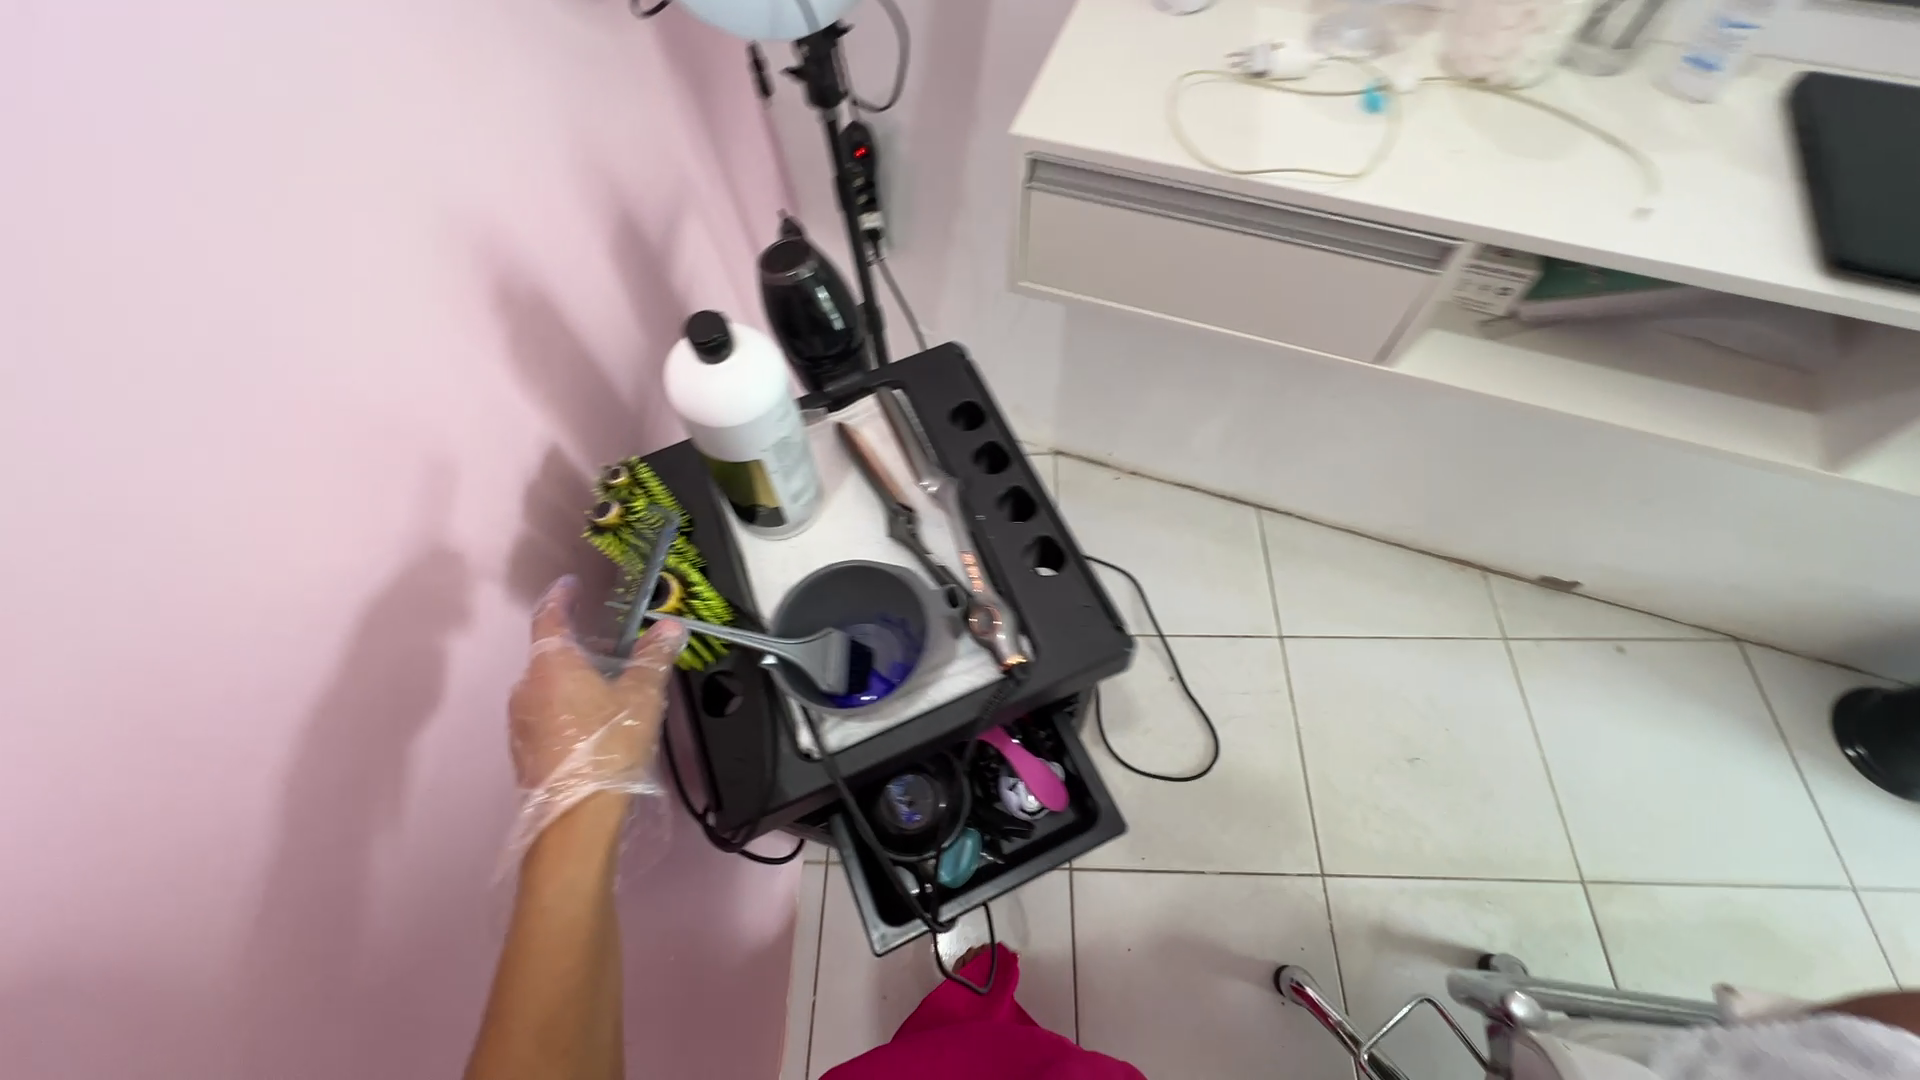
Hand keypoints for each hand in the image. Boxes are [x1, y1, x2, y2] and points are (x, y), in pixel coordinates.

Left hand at [508, 575, 684, 797]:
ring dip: (574, 676)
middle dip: (581, 645)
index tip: (573, 584)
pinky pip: (545, 709)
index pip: (549, 616)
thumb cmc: (608, 746)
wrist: (574, 818)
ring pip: (548, 683)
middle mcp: (527, 686)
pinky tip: (594, 720)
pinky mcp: (523, 746)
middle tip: (615, 647)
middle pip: (550, 652)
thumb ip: (653, 658)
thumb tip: (670, 624)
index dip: (561, 596)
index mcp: (552, 666)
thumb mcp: (641, 697)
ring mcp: (520, 719)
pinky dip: (566, 702)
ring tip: (610, 686)